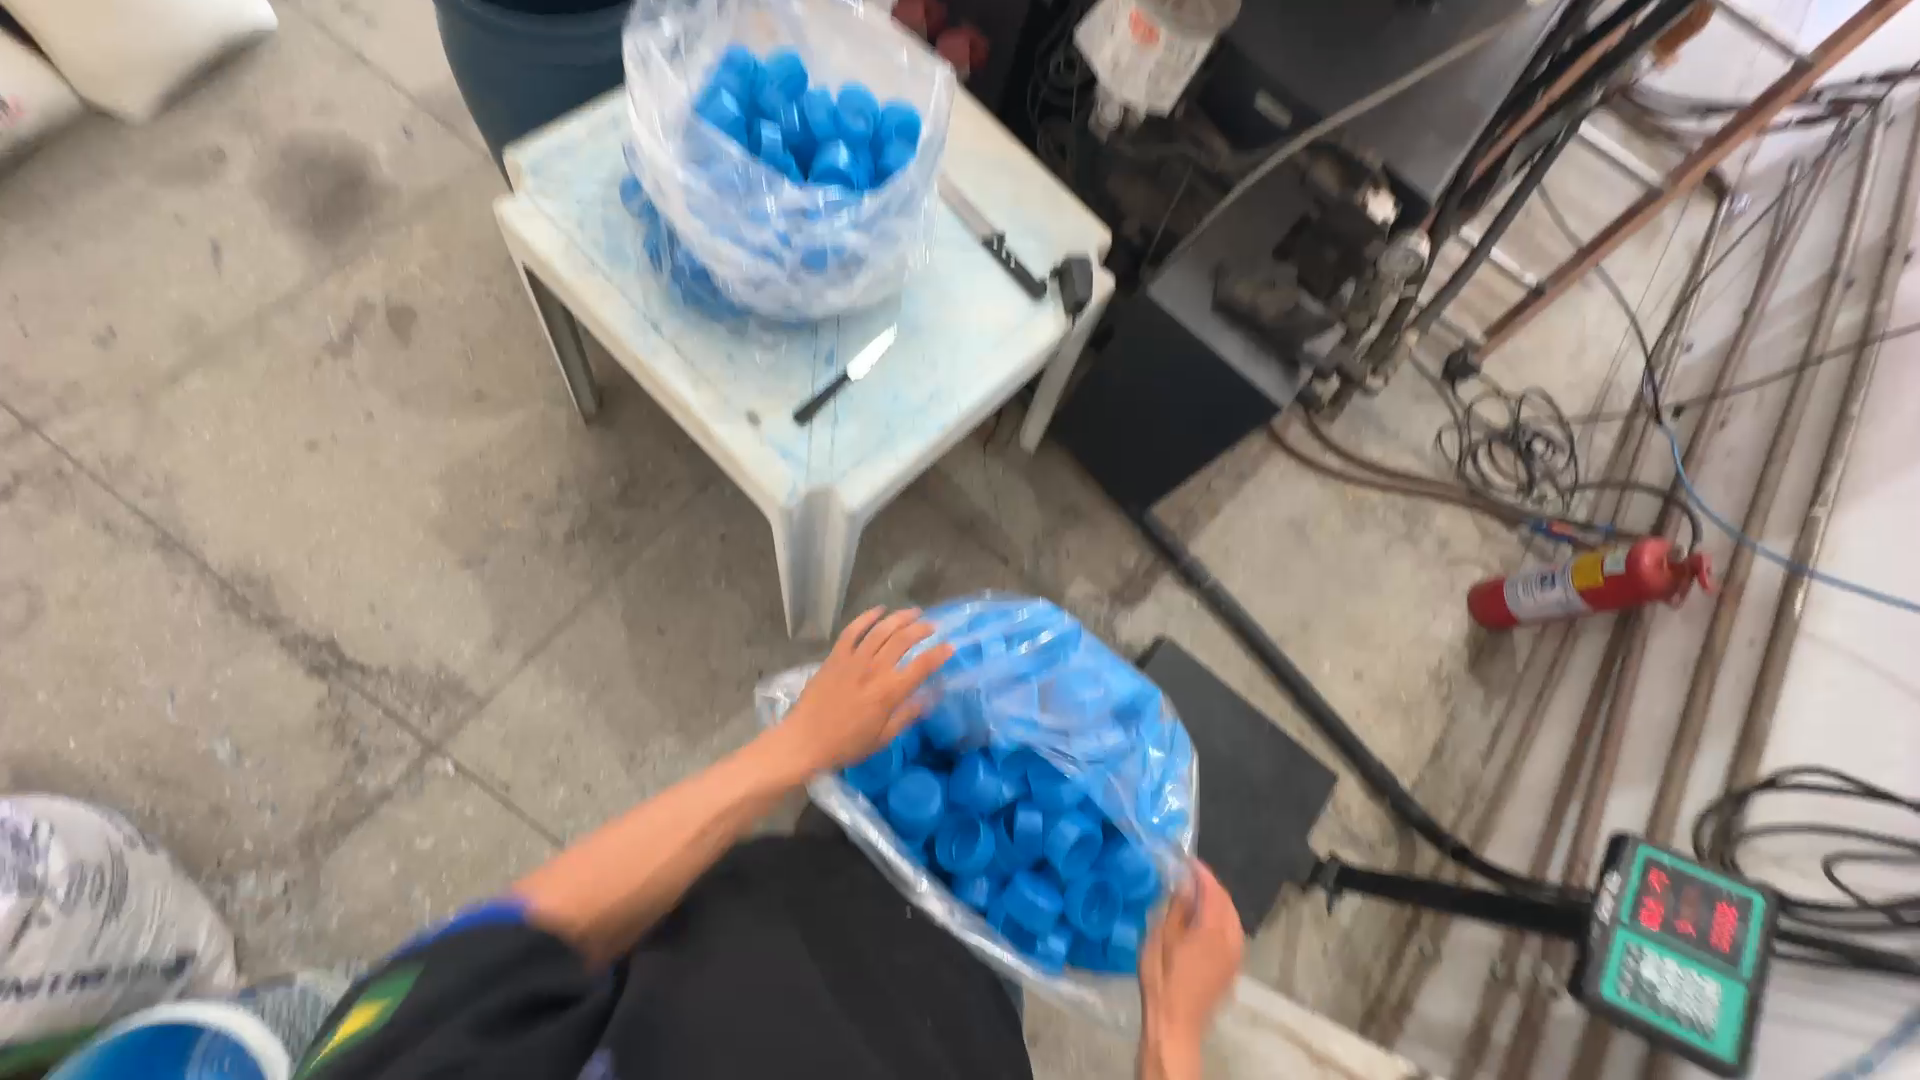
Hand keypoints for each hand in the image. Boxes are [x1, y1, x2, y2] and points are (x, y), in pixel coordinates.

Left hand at [774, 607, 954, 775]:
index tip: (950, 646)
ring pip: (881, 630)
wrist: (805, 741)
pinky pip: (853, 630)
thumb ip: (907, 715)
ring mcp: (853, 659)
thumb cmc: (846, 745)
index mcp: (889, 692)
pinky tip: (879, 610)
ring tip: (914, 612)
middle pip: (903, 640)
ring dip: (900, 617)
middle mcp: (874, 669)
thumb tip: (929, 697)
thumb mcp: (882, 738)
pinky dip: (867, 617)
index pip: (921, 666)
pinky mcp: (835, 656)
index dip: (939, 654)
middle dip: (922, 629)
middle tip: (932, 626)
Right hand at [1140, 861, 1243, 1050]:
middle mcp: (1230, 938)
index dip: (1201, 872)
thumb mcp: (1160, 936)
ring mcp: (1235, 955)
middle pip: (1226, 902)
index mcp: (1212, 928)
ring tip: (1196, 894)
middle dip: (1210, 885)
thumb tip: (1185, 882)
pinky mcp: (1232, 968)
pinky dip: (1222, 919)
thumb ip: (1177, 907)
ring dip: (1218, 901)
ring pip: (1232, 917)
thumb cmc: (1162, 977)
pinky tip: (1205, 921)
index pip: (1212, 889)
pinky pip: (1233, 932)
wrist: (1175, 1022)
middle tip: (1189, 874)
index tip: (1186, 859)